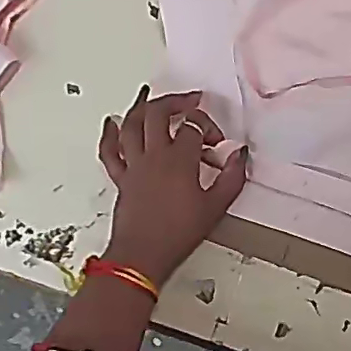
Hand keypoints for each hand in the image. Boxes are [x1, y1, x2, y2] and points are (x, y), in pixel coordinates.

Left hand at [97, 87, 248, 283]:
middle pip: (158, 114)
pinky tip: (113, 123)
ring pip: (132, 123)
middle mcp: (153, 156)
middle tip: (189, 101)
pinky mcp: (121, 177)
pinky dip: (110, 133)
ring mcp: (134, 164)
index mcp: (178, 160)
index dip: (207, 127)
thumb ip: (232, 178)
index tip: (216, 142)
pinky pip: (110, 149)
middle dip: (176, 102)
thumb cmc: (179, 233)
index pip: (193, 127)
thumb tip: (239, 156)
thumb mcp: (216, 207)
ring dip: (142, 106)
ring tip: (150, 96)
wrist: (143, 254)